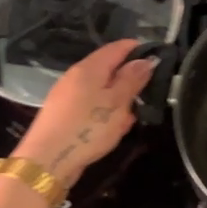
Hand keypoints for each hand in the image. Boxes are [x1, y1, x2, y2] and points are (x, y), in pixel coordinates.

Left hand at [13, 40, 156, 186]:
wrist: (47, 160)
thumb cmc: (87, 128)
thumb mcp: (117, 103)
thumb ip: (132, 79)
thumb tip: (146, 59)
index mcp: (90, 67)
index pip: (118, 47)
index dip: (139, 50)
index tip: (158, 60)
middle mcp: (76, 75)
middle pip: (108, 68)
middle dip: (129, 79)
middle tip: (149, 94)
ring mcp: (67, 94)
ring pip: (101, 88)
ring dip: (119, 99)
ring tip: (132, 116)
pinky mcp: (64, 113)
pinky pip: (91, 104)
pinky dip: (105, 111)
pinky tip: (112, 128)